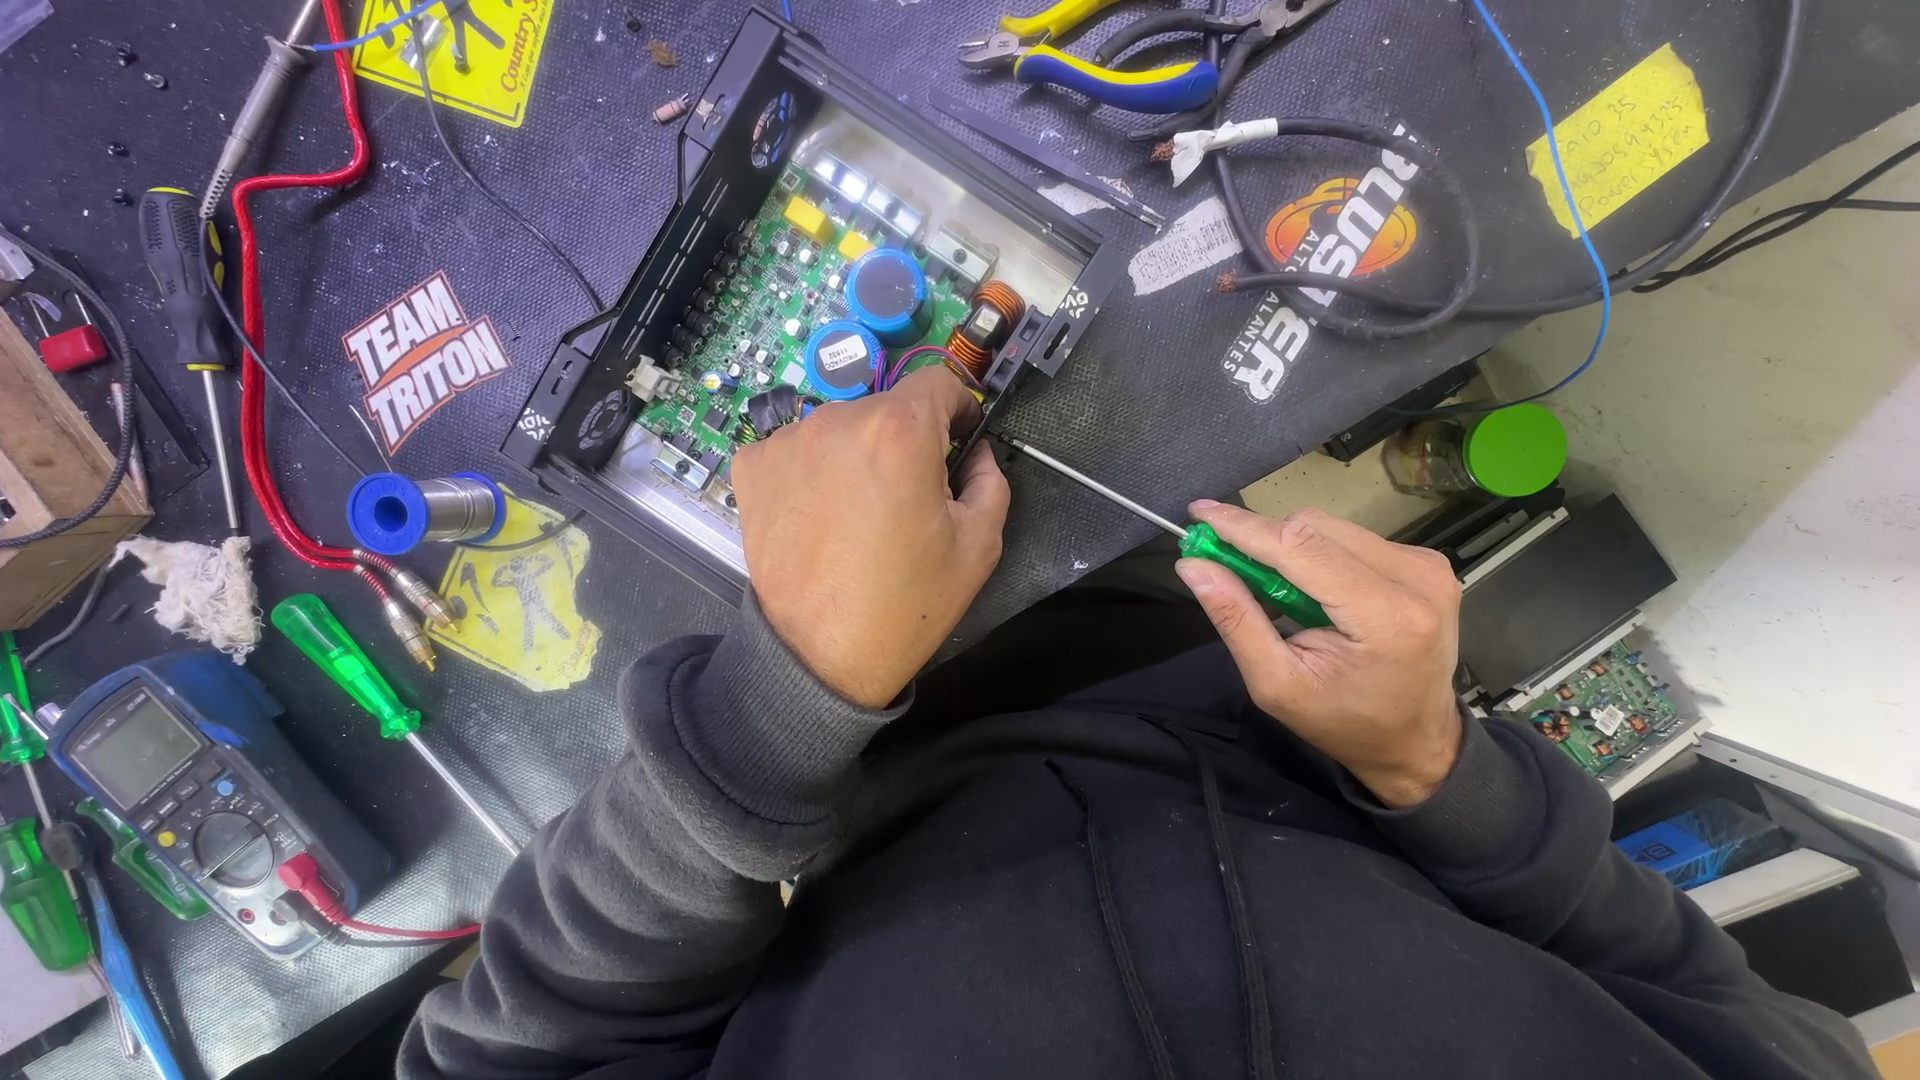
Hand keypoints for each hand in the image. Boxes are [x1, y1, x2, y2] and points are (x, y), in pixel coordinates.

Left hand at [731, 368, 1009, 707]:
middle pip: (887, 408)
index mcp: (899, 431)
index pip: (938, 382)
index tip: (958, 437)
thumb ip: (991, 480)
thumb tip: (975, 454)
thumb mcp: (979, 545)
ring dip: (857, 453)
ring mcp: (787, 442)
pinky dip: (813, 470)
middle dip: (907, 440)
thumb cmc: (906, 603)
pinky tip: (820, 513)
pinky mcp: (752, 468)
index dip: (957, 408)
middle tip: (909, 497)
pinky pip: (797, 449)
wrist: (820, 657)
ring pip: (841, 428)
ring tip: (859, 512)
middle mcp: (837, 420)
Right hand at [1175, 504, 1463, 807]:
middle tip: (1221, 561)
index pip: (1300, 547)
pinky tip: (1308, 589)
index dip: (1243, 526)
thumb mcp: (1276, 684)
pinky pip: (1350, 538)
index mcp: (1385, 615)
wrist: (1416, 742)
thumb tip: (1193, 566)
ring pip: (1330, 527)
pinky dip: (1315, 554)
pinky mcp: (1425, 563)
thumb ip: (1235, 620)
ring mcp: (1426, 567)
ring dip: (1288, 547)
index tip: (1198, 513)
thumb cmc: (1344, 722)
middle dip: (1261, 539)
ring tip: (1272, 589)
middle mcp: (1415, 578)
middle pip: (1314, 528)